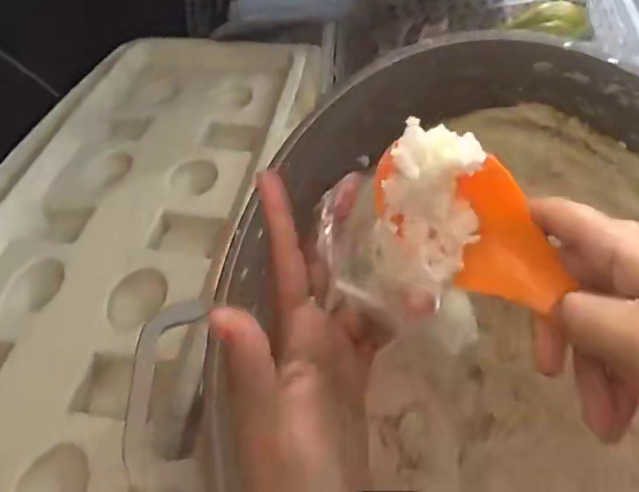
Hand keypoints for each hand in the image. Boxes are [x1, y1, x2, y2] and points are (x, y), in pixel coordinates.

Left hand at [209, 171, 388, 491]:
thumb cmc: (293, 471)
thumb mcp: (272, 417)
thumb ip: (251, 365)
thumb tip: (218, 309)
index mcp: (288, 336)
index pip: (284, 265)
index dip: (277, 220)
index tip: (270, 175)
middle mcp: (308, 336)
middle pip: (323, 266)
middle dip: (334, 222)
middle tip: (358, 181)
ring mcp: (333, 355)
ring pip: (354, 292)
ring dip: (372, 261)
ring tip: (401, 228)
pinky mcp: (356, 376)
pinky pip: (375, 330)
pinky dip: (394, 312)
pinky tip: (420, 298)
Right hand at [528, 198, 638, 491]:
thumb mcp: (633, 341)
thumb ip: (577, 316)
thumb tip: (550, 303)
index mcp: (622, 246)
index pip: (557, 215)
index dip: (520, 223)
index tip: (488, 250)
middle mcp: (635, 259)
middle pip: (573, 275)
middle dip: (560, 328)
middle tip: (550, 376)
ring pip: (600, 316)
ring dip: (594, 366)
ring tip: (605, 425)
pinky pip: (630, 339)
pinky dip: (622, 374)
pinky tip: (627, 418)